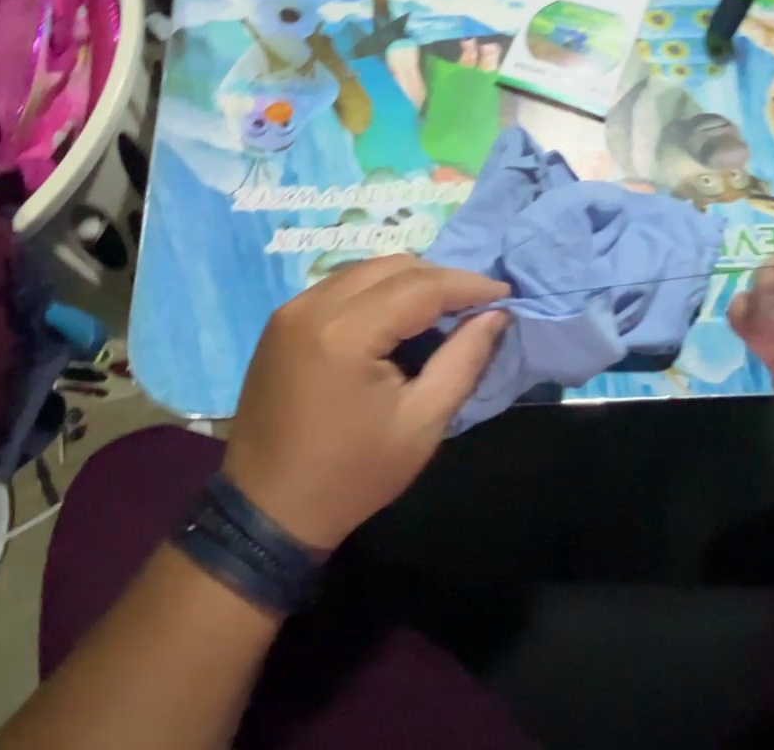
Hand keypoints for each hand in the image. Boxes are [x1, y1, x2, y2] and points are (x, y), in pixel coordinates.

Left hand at [223, 255, 509, 550]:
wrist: (269, 508)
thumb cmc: (353, 474)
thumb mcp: (422, 423)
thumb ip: (463, 360)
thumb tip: (495, 314)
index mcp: (345, 332)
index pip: (420, 286)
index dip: (468, 284)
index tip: (504, 292)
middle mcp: (312, 305)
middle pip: (391, 266)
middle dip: (440, 277)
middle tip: (475, 303)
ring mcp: (290, 310)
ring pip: (363, 270)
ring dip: (407, 281)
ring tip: (442, 310)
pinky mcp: (281, 322)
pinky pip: (339, 287)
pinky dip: (375, 291)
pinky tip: (397, 319)